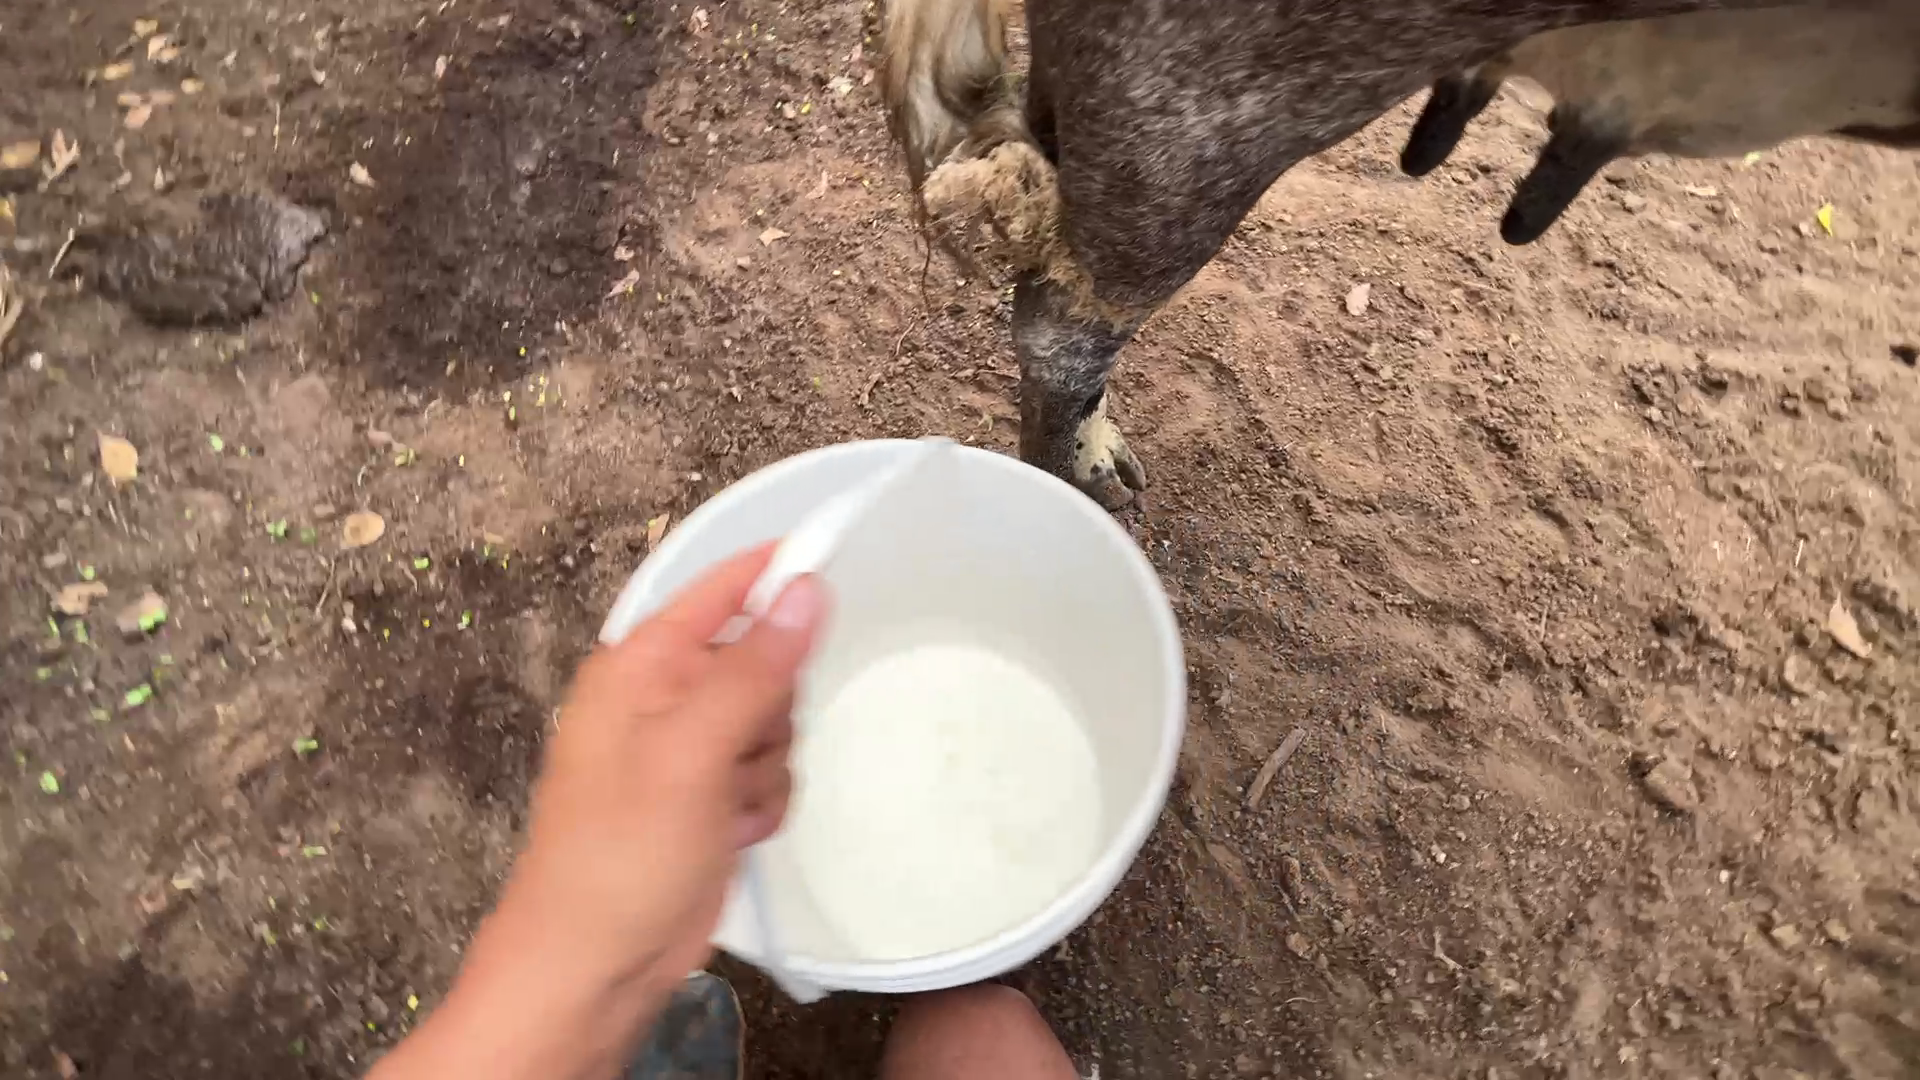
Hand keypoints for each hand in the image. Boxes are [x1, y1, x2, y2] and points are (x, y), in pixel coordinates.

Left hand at [369, 546, 826, 1079]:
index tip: (829, 555)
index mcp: (644, 664)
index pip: (721, 591)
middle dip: (768, 709)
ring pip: (778, 719)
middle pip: (764, 660)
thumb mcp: (690, 751)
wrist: (597, 970)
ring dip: (765, 766)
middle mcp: (670, 695)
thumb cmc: (622, 853)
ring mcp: (695, 745)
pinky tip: (731, 831)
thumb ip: (754, 667)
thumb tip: (807, 588)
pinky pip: (774, 766)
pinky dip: (764, 800)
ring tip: (723, 805)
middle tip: (738, 747)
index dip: (772, 570)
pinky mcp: (716, 789)